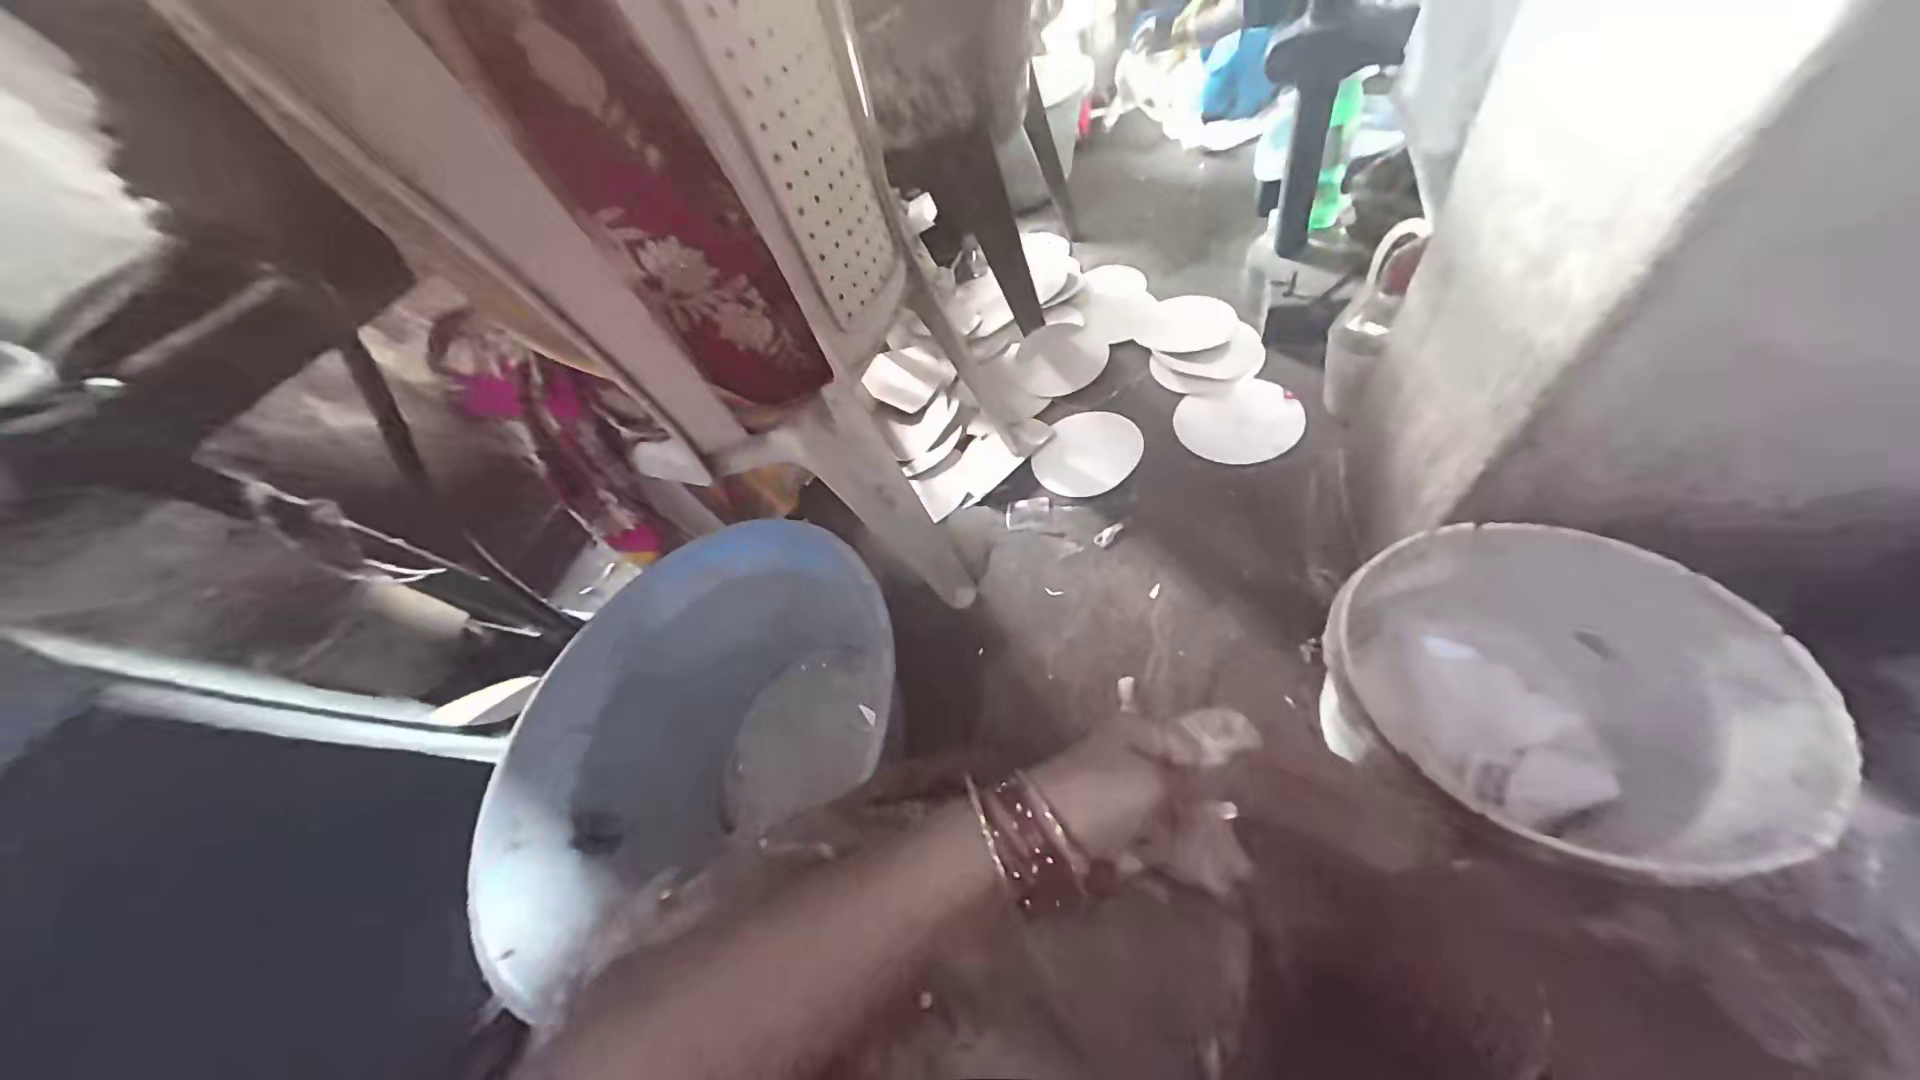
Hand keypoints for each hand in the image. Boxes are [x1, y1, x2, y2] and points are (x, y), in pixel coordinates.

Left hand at [1030, 679, 1259, 894]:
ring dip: (1201, 850)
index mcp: (1135, 736)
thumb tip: (1220, 783)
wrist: (1042, 835)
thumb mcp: (1153, 782)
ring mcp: (1121, 802)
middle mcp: (1129, 763)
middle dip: (1213, 821)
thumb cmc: (1101, 795)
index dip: (1218, 767)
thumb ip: (1190, 784)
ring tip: (1235, 881)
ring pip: (1171, 823)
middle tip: (1244, 857)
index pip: (1187, 745)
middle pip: (1182, 788)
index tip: (1251, 794)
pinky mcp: (1113, 835)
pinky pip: (1153, 848)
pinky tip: (1206, 888)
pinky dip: (1177, 866)